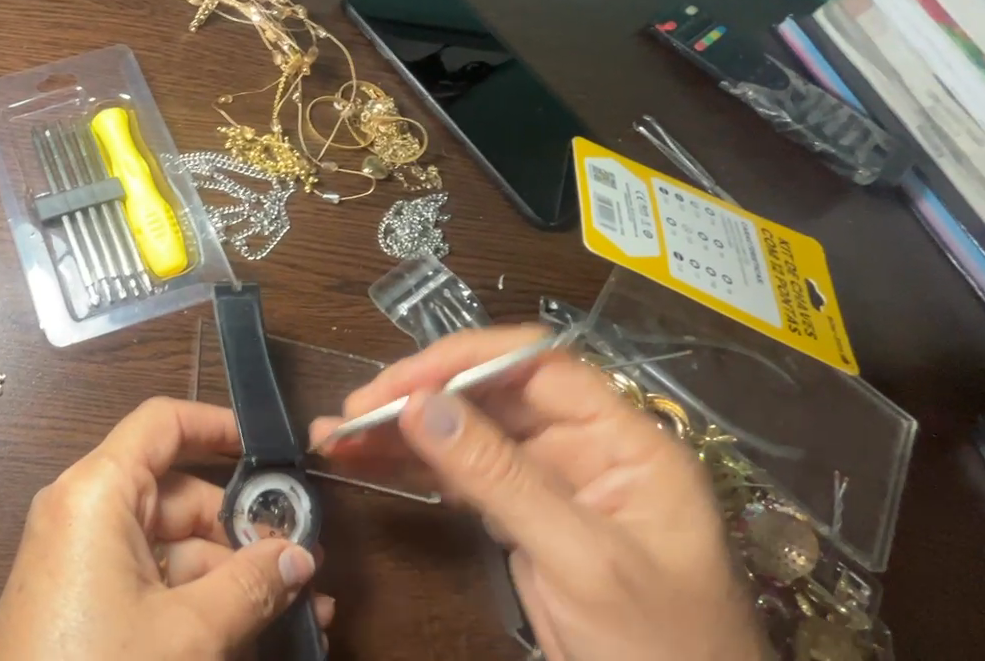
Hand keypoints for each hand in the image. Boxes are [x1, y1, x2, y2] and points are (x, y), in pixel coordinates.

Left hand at [0, 398, 331, 660]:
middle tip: (308, 559)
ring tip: (301, 605)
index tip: (274, 451)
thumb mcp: (185, 634)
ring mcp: (82, 551)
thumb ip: (248, 588)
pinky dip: (196, 592)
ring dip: (230, 569)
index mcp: (97, 489)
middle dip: (242, 525)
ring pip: (169, 540)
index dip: (218, 426)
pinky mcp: (84, 594)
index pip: (162, 423)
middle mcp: (85, 506)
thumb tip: (299, 555)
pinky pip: (149, 573)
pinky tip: (253, 625)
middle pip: (176, 491)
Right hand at [311, 327, 768, 660]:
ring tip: (334, 436)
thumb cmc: (660, 645)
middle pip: (487, 395)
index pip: (536, 365)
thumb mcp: (582, 559)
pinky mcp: (518, 515)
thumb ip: (500, 478)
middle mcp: (581, 447)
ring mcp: (546, 481)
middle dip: (416, 398)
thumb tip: (419, 405)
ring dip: (398, 431)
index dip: (463, 361)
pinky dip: (408, 466)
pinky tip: (362, 460)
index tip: (400, 383)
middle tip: (351, 415)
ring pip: (462, 432)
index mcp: (622, 441)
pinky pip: (456, 474)